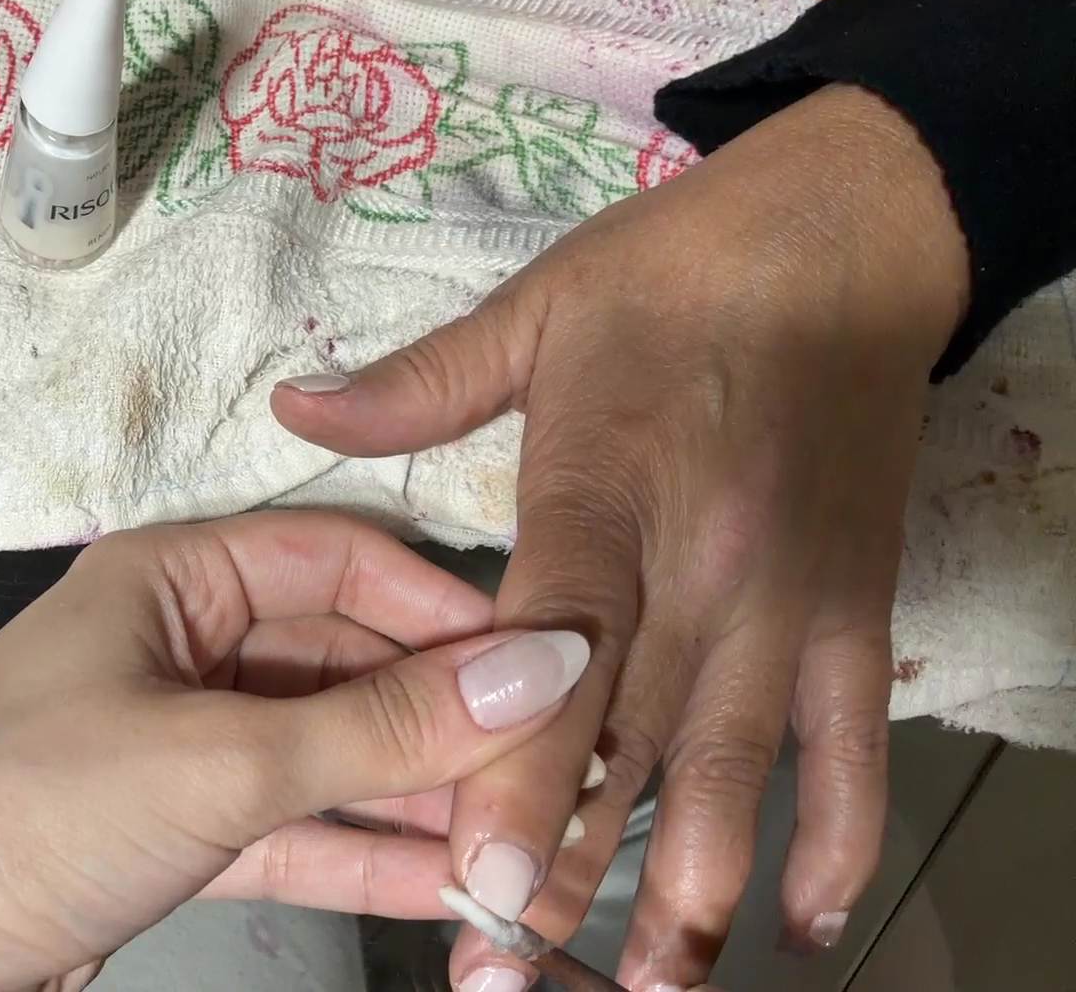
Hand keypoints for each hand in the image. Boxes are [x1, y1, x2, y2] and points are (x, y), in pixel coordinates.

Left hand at [0, 512, 590, 991]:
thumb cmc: (21, 805)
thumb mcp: (214, 759)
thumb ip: (376, 725)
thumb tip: (531, 670)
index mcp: (175, 575)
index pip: (338, 561)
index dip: (442, 608)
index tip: (546, 666)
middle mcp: (184, 635)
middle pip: (340, 657)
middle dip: (439, 720)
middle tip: (555, 780)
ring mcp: (182, 726)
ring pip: (324, 744)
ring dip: (413, 797)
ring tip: (526, 845)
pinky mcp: (176, 811)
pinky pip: (291, 814)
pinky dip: (360, 849)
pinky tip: (450, 888)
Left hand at [271, 85, 968, 990]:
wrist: (846, 233)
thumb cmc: (661, 278)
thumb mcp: (523, 318)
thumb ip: (407, 390)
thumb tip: (291, 405)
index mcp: (603, 495)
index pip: (548, 653)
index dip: (514, 762)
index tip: (484, 869)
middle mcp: (704, 564)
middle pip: (630, 735)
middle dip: (579, 857)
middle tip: (526, 966)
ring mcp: (792, 592)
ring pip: (733, 761)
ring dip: (689, 879)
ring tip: (646, 983)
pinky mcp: (857, 599)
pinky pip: (847, 734)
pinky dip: (828, 825)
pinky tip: (799, 914)